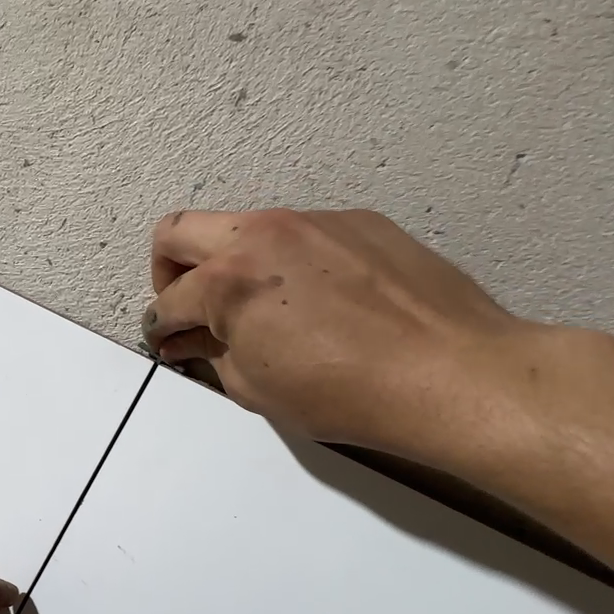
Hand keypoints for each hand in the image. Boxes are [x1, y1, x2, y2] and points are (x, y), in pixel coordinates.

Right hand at [141, 208, 529, 454]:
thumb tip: (193, 341)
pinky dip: (288, 261)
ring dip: (232, 262)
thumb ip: (211, 353)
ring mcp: (315, 222)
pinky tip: (316, 301)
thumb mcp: (254, 387)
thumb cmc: (348, 391)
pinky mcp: (360, 224)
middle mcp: (264, 236)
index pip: (168, 301)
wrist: (452, 375)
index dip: (161, 329)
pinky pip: (301, 233)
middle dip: (168, 269)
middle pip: (178, 231)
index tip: (170, 342)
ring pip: (243, 228)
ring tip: (260, 308)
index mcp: (228, 280)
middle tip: (189, 305)